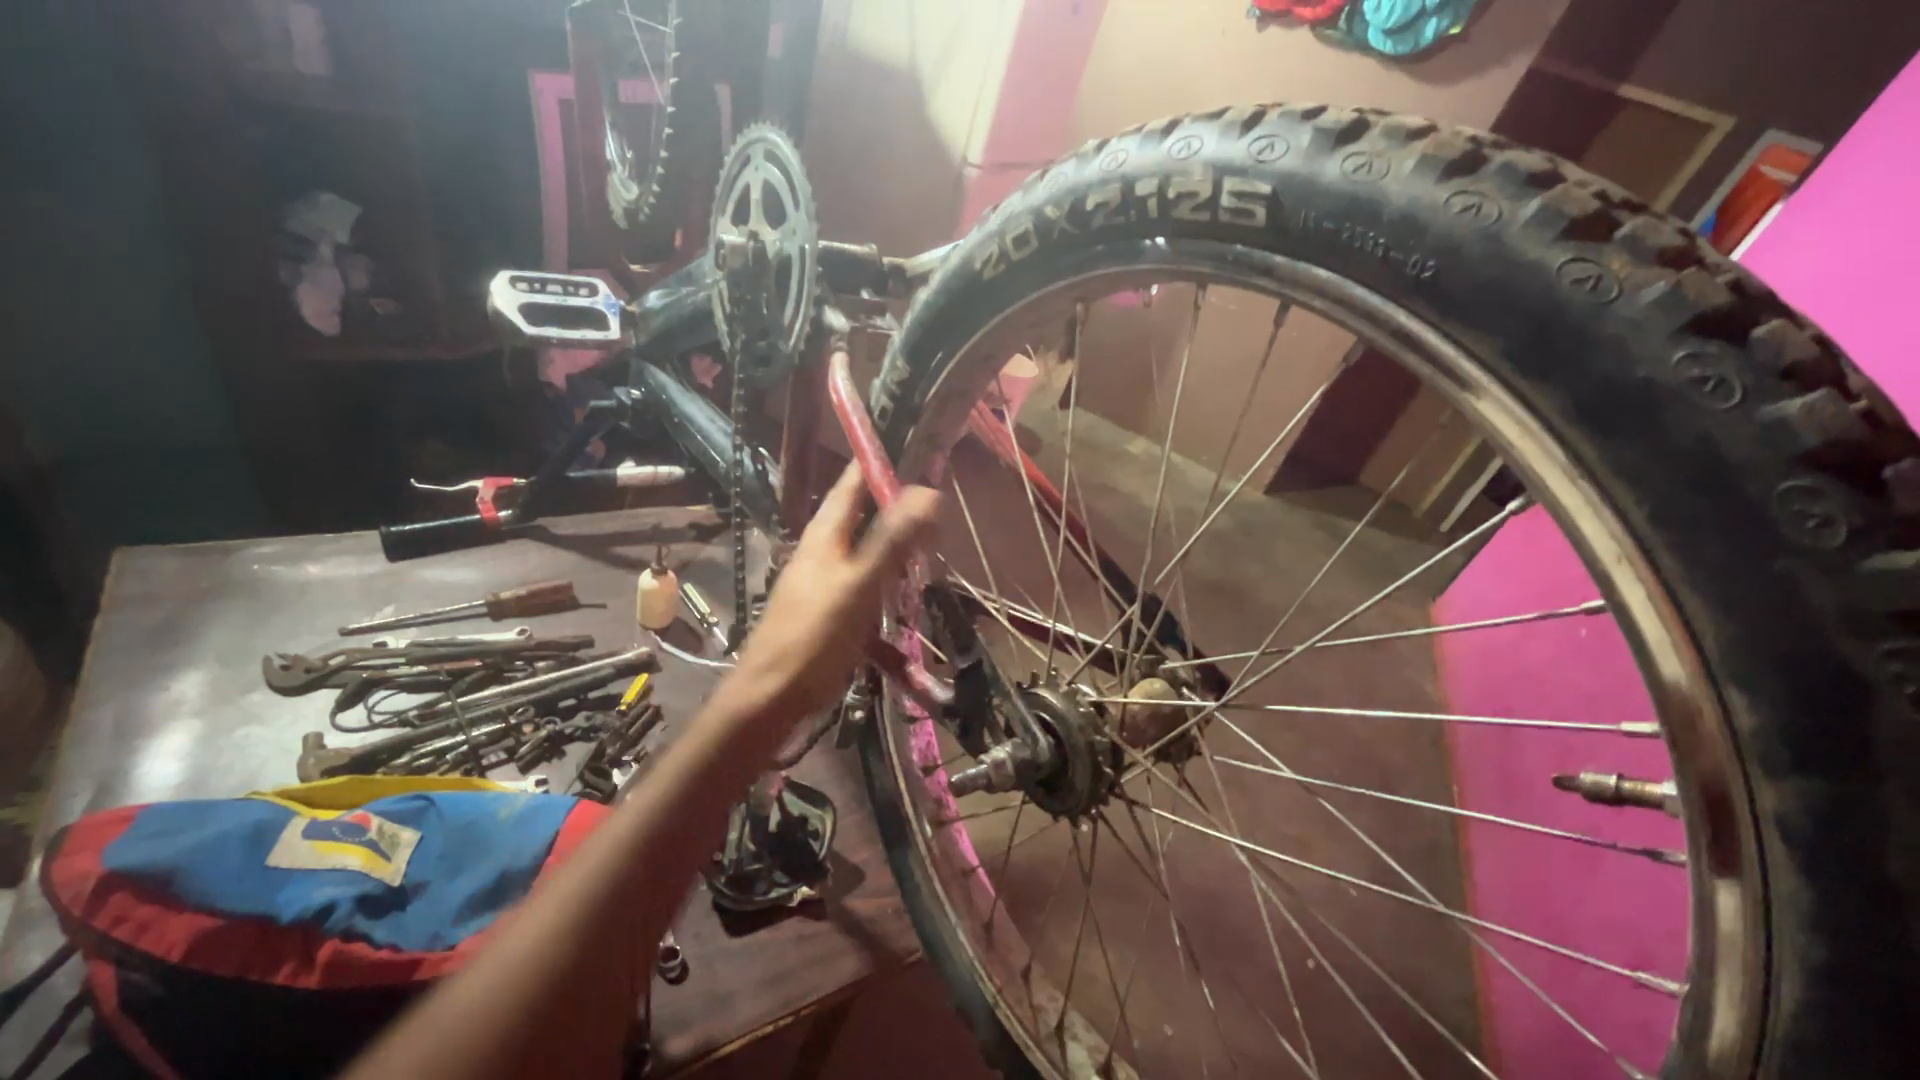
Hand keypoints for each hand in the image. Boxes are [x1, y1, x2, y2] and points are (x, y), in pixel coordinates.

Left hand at [726, 463, 941, 728]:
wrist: (770, 700)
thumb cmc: (812, 638)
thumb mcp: (858, 585)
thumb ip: (892, 540)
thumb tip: (929, 491)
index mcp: (825, 535)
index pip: (853, 482)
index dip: (879, 460)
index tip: (916, 446)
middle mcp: (824, 553)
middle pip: (864, 518)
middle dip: (899, 509)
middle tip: (939, 505)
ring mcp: (826, 587)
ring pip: (870, 559)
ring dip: (899, 556)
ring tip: (933, 554)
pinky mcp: (832, 619)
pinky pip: (869, 603)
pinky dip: (890, 608)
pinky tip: (913, 629)